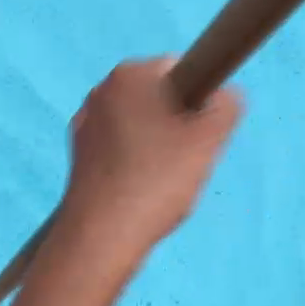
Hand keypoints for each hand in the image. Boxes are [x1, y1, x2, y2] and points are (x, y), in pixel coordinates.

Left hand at [61, 58, 243, 264]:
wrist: (102, 234)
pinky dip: (131, 162)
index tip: (200, 135)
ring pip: (138, 124)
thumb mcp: (209, 139)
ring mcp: (84, 122)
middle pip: (158, 97)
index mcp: (130, 74)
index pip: (181, 70)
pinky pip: (118, 148)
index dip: (199, 102)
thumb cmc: (157, 180)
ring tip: (160, 180)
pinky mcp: (77, 154)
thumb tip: (222, 96)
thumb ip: (226, 105)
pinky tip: (138, 189)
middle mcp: (101, 90)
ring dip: (154, 145)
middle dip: (176, 123)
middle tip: (184, 160)